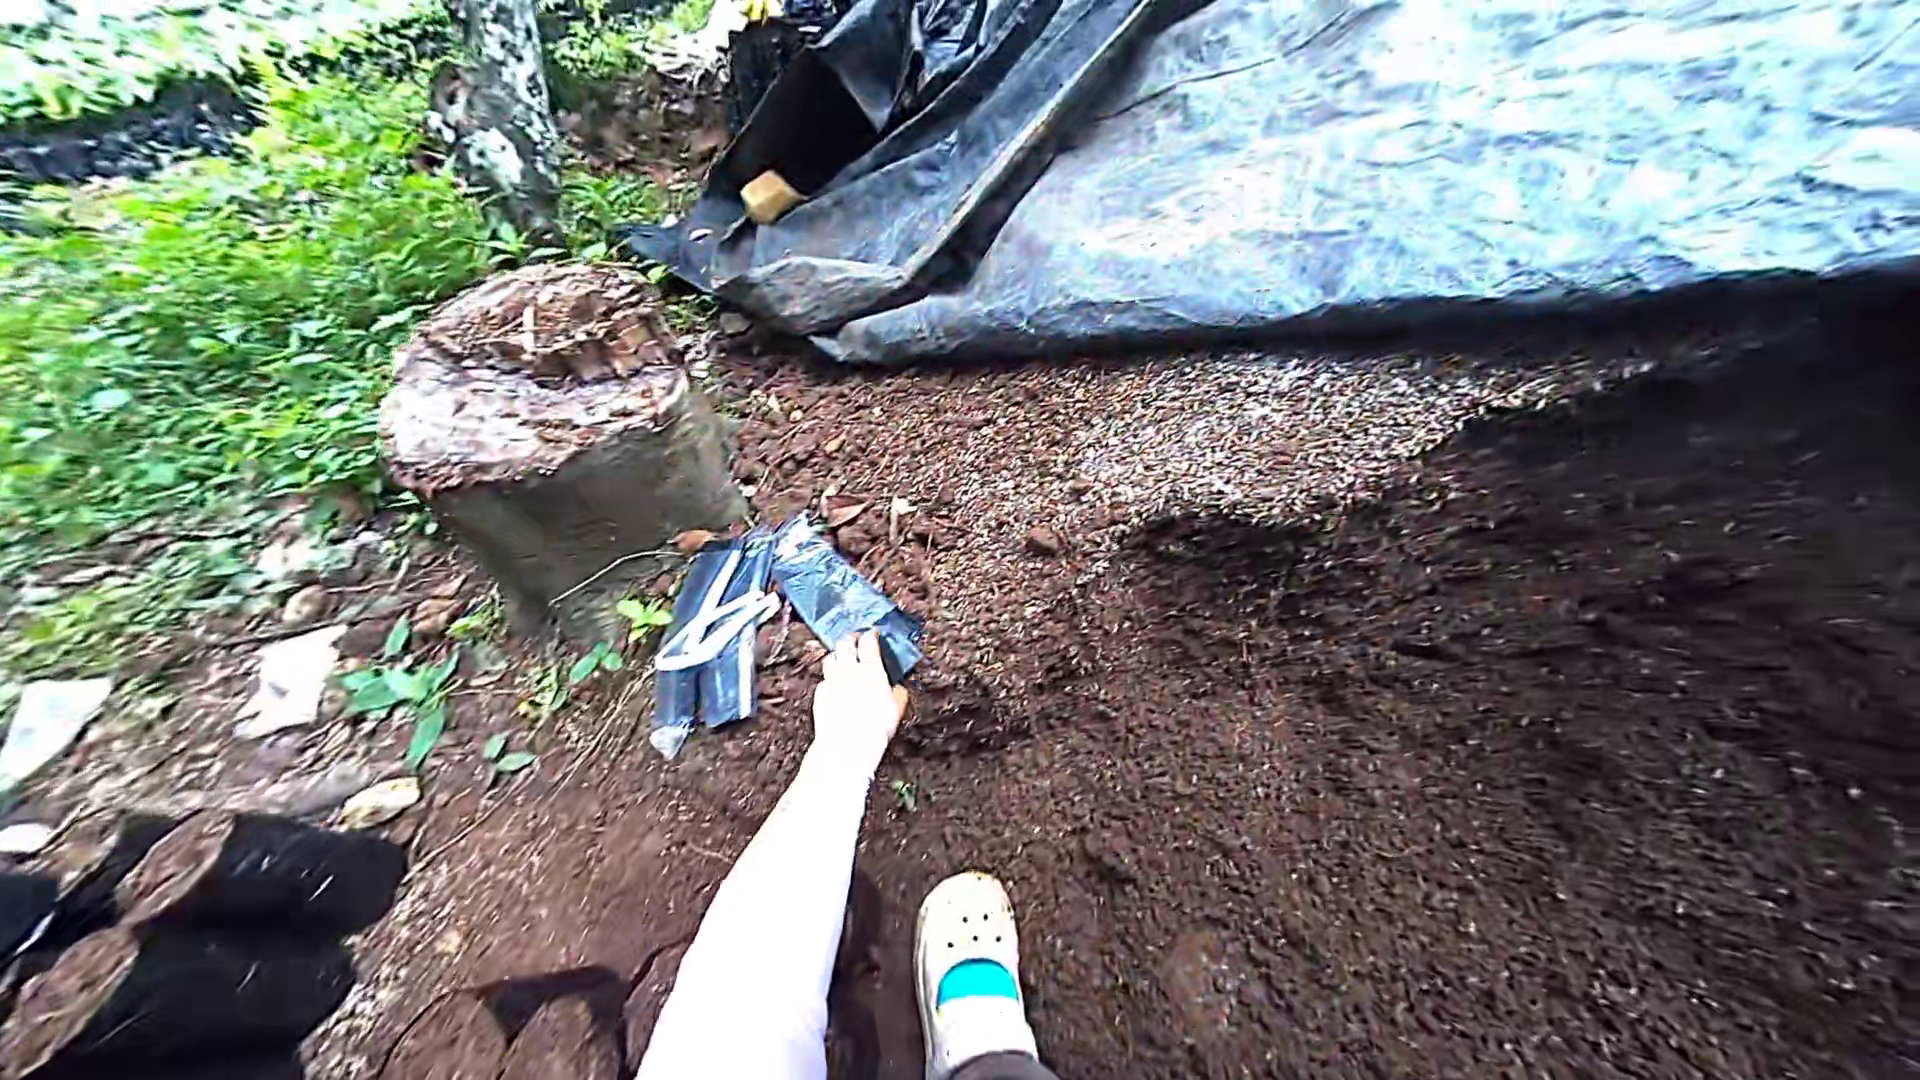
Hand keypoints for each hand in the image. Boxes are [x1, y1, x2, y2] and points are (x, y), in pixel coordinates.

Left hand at [810, 631, 907, 763]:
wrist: (847, 744)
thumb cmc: (875, 727)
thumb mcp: (897, 708)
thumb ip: (898, 693)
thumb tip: (897, 687)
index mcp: (871, 669)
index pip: (868, 642)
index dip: (871, 634)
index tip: (873, 633)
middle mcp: (849, 670)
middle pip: (845, 643)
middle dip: (851, 637)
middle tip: (855, 638)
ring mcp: (832, 681)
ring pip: (830, 658)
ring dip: (837, 654)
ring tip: (842, 656)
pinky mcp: (820, 695)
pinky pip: (824, 680)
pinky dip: (829, 678)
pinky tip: (834, 684)